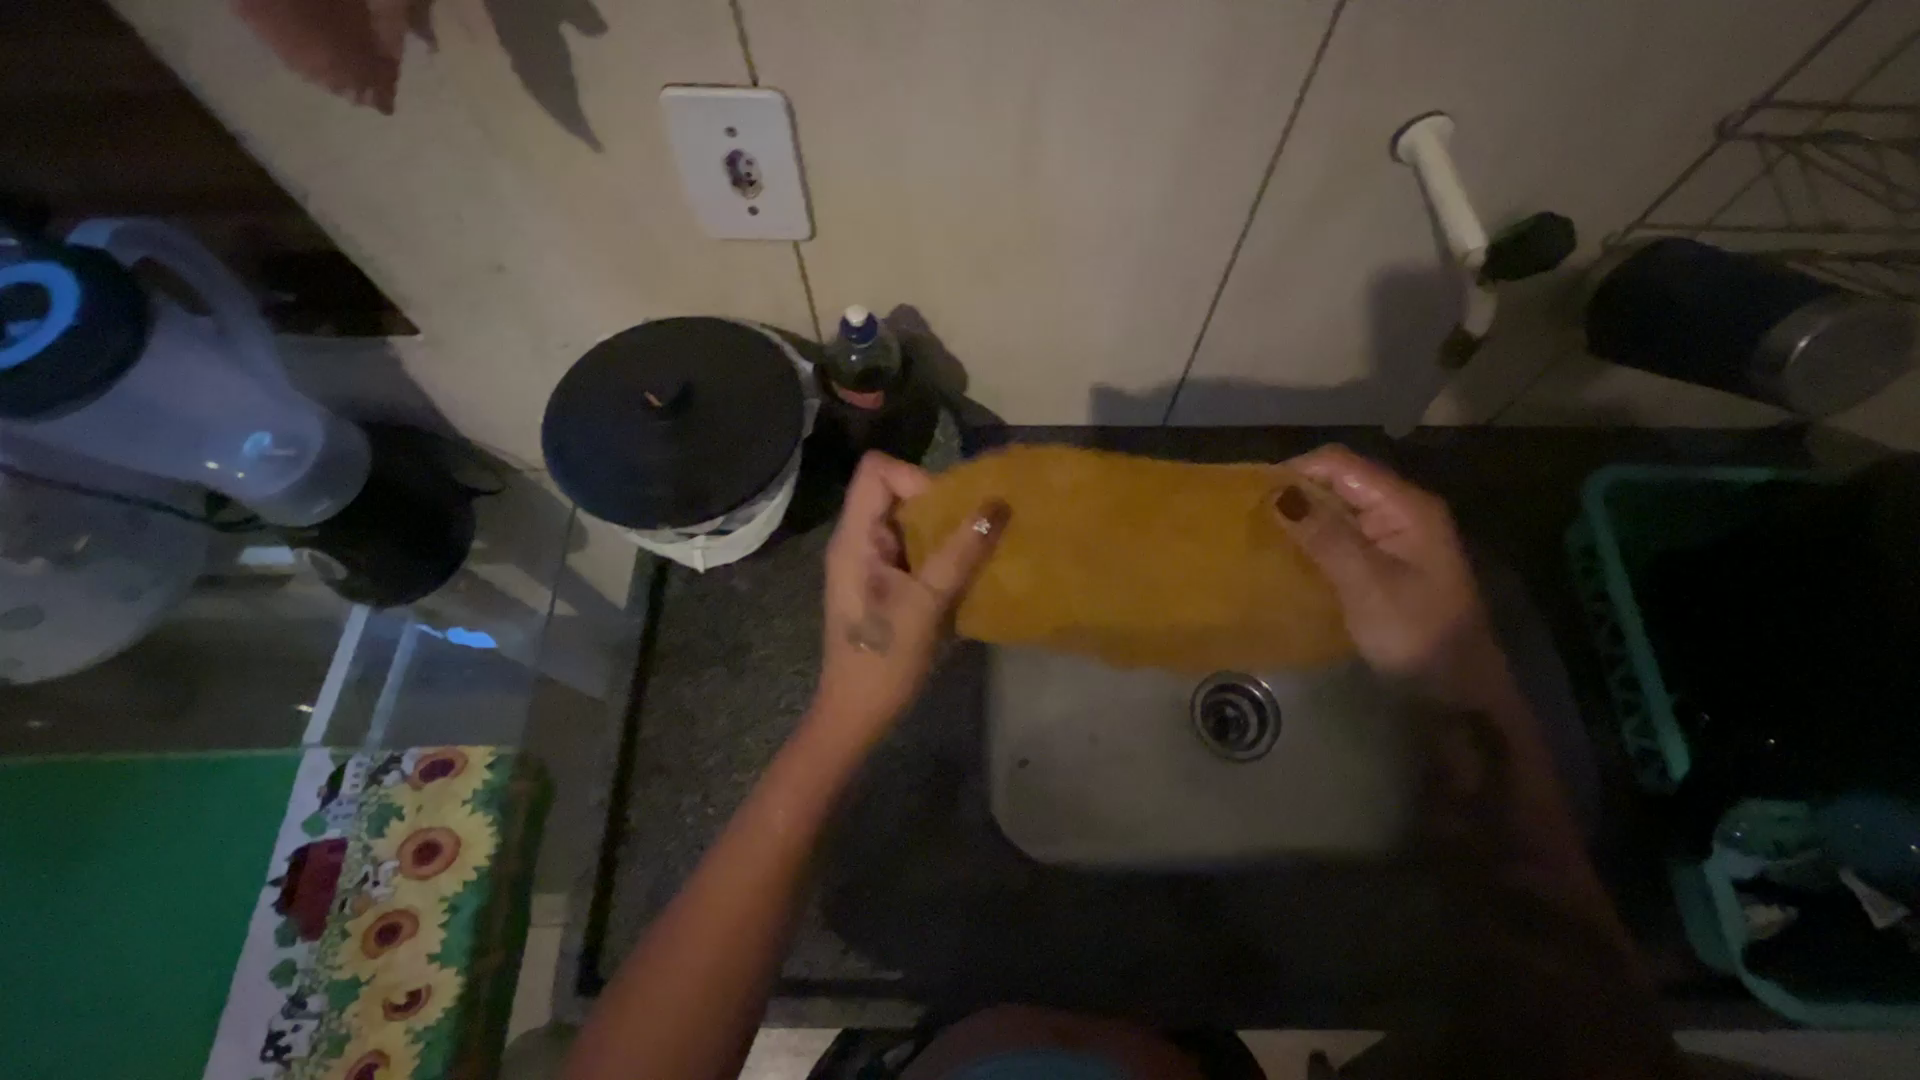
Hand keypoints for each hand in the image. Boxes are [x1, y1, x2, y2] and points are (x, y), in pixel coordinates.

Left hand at [813, 452, 1008, 737]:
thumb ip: (960, 554)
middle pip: (894, 492)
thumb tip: (998, 506)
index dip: (915, 478)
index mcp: (855, 538)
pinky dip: (939, 553)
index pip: (877, 471)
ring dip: (943, 530)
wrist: (858, 712)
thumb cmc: (884, 659)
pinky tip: (964, 573)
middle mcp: (858, 541)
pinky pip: (913, 549)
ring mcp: (870, 563)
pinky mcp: (884, 584)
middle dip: (938, 504)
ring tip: (977, 548)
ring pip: (907, 522)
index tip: (949, 512)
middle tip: (974, 529)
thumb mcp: (926, 604)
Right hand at [1272, 445, 1503, 706]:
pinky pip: (1341, 535)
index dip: (1295, 471)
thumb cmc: (1416, 634)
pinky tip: (1287, 556)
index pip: (1341, 464)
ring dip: (1300, 518)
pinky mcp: (1384, 563)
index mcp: (1405, 506)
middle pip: (1339, 480)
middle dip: (1294, 493)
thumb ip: (1325, 536)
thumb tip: (1278, 493)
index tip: (1251, 497)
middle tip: (1249, 519)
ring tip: (1259, 535)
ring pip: (1337, 508)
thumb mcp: (1366, 584)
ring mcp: (1394, 537)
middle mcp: (1401, 511)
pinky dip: (1313, 539)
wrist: (1457, 692)